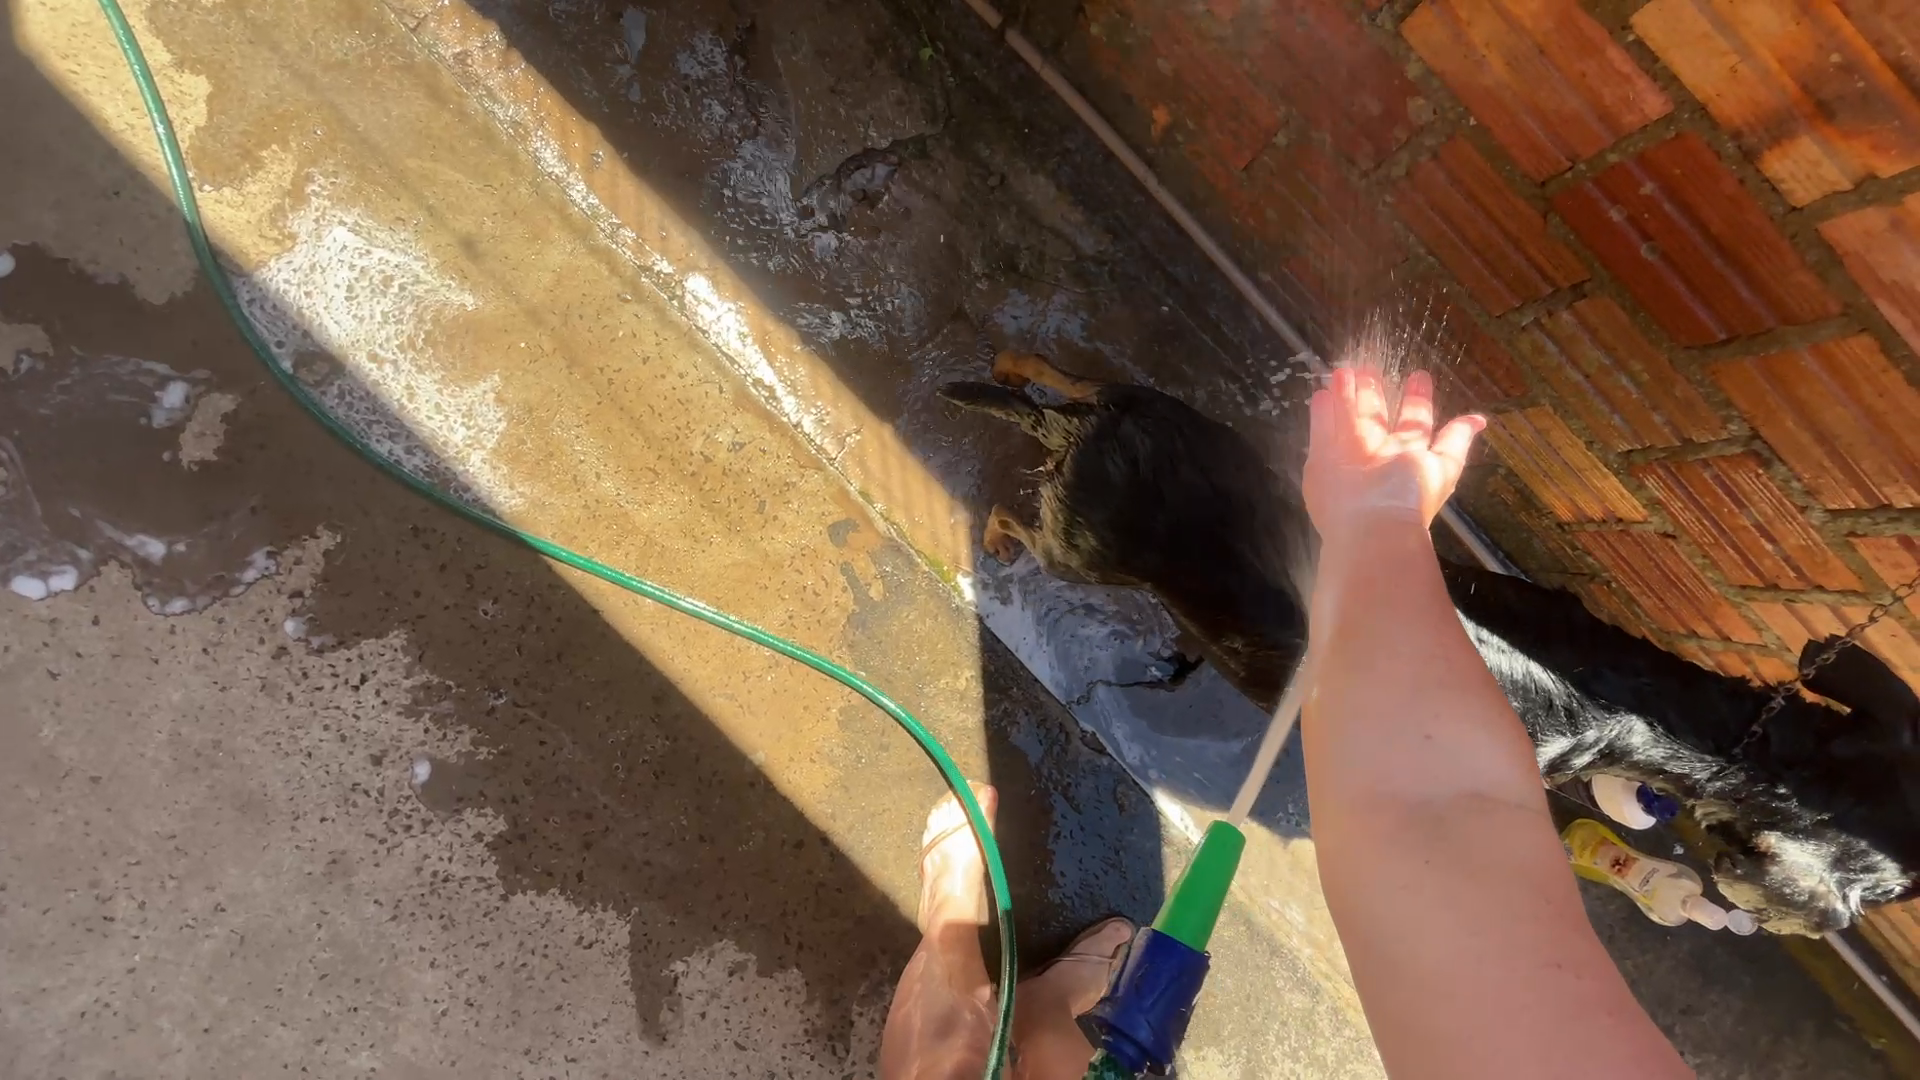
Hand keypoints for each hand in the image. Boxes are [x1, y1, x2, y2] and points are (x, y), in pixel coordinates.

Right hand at [1302, 367, 1483, 543]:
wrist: (1369, 524)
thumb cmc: (1409, 496)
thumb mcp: (1444, 467)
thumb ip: (1454, 441)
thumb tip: (1479, 420)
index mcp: (1408, 454)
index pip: (1414, 421)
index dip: (1417, 398)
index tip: (1418, 375)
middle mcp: (1377, 454)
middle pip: (1375, 417)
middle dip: (1373, 392)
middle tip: (1368, 367)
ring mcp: (1347, 457)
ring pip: (1346, 420)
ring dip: (1345, 396)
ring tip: (1342, 369)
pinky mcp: (1320, 462)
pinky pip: (1320, 435)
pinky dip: (1321, 416)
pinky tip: (1320, 395)